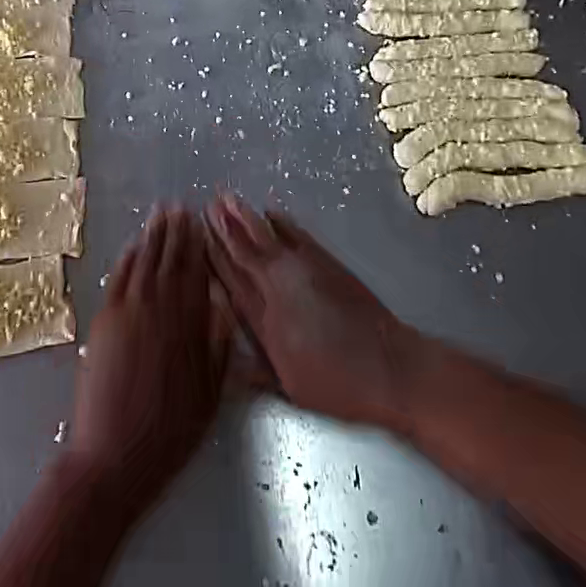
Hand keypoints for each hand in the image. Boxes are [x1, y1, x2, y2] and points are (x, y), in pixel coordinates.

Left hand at [67, 206, 229, 505]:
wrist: (114, 457)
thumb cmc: (169, 431)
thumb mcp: (209, 393)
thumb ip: (217, 344)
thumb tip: (224, 301)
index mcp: (189, 327)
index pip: (198, 274)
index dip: (200, 246)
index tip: (203, 223)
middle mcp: (160, 311)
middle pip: (171, 262)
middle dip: (177, 232)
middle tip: (181, 206)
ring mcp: (129, 314)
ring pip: (145, 263)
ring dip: (153, 236)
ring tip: (160, 212)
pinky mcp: (104, 323)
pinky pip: (118, 280)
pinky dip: (127, 259)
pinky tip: (133, 244)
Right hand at [203, 191, 425, 432]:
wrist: (388, 367)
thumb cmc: (338, 385)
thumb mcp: (290, 387)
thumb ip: (256, 369)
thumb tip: (227, 358)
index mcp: (266, 321)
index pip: (231, 282)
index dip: (213, 259)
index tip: (197, 238)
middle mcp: (280, 289)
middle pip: (245, 253)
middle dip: (224, 229)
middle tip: (206, 206)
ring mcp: (305, 271)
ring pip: (268, 238)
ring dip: (246, 218)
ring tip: (228, 199)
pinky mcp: (328, 264)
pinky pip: (298, 236)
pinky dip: (283, 223)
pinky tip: (271, 211)